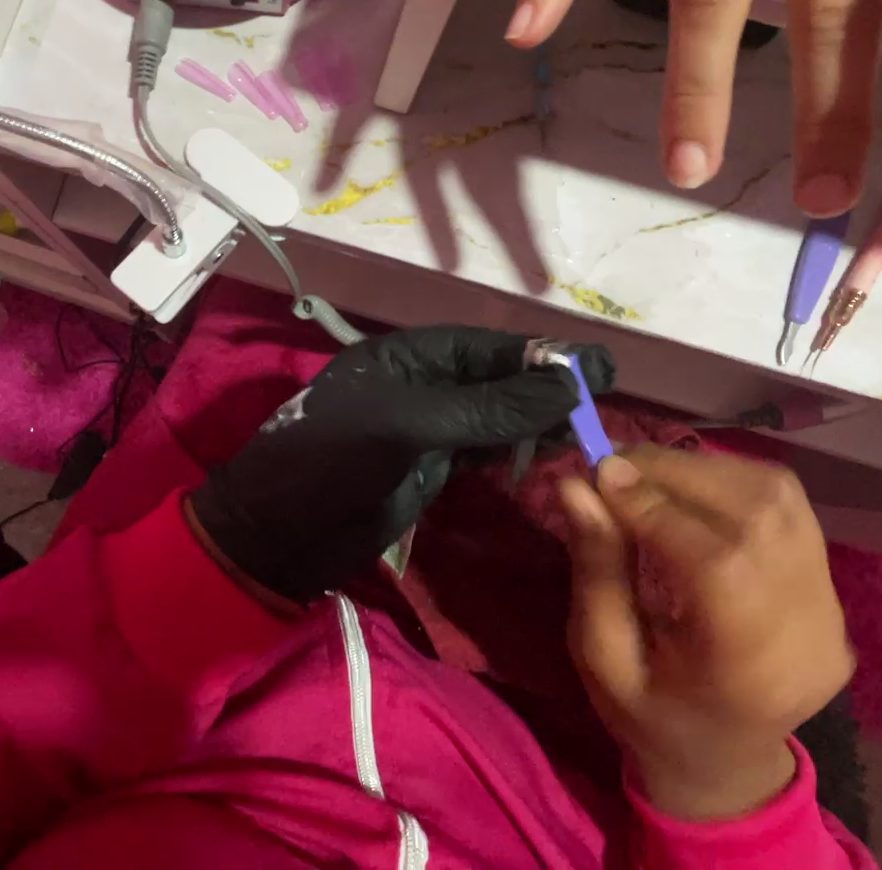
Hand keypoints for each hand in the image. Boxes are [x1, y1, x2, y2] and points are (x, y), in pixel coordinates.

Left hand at [190, 327, 611, 606]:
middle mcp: (416, 385)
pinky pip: (480, 450)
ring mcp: (422, 428)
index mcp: (404, 358)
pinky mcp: (425, 467)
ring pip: (491, 415)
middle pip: (492, 378)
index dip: (539, 354)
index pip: (484, 346)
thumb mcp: (407, 426)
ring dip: (534, 420)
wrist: (277, 534)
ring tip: (587, 427)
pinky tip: (546, 454)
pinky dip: (512, 451)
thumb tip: (568, 384)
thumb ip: (486, 408)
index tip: (598, 365)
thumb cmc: (331, 463)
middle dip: (543, 387)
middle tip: (605, 396)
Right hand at [559, 448, 853, 820]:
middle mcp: (808, 634)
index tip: (597, 473)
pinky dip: (730, 482)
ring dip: (703, 470)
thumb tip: (575, 486)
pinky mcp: (832, 590)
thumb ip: (594, 569)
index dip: (656, 506)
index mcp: (745, 671)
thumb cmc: (647, 715)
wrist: (723, 760)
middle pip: (757, 517)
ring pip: (777, 500)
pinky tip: (686, 491)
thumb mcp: (599, 654)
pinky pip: (787, 509)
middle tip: (613, 466)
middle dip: (676, 474)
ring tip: (644, 474)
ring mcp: (831, 610)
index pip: (718, 564)